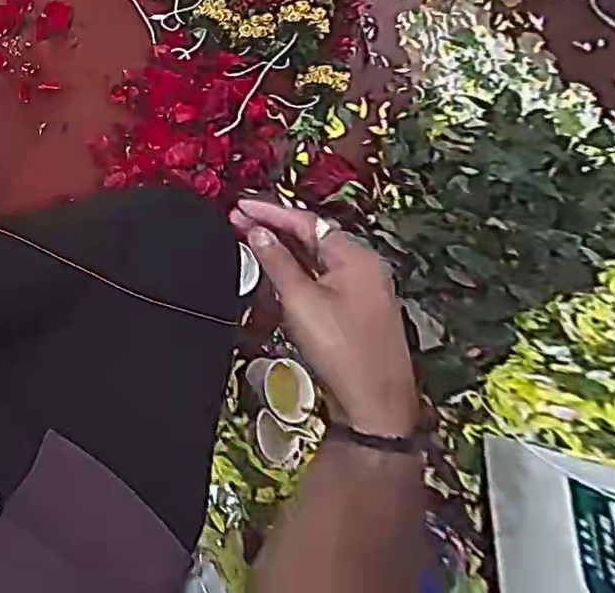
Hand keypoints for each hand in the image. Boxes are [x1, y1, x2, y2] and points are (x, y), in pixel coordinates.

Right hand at [231, 199, 418, 436]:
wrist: (375, 408)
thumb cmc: (343, 352)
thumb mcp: (299, 299)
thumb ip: (276, 260)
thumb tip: (257, 232)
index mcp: (356, 256)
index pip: (306, 221)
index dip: (270, 212)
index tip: (241, 206)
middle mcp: (363, 267)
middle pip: (311, 237)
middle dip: (274, 228)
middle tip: (239, 220)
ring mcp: (362, 289)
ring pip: (315, 258)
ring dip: (282, 249)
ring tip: (250, 239)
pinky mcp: (356, 309)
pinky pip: (321, 277)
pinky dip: (296, 270)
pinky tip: (274, 270)